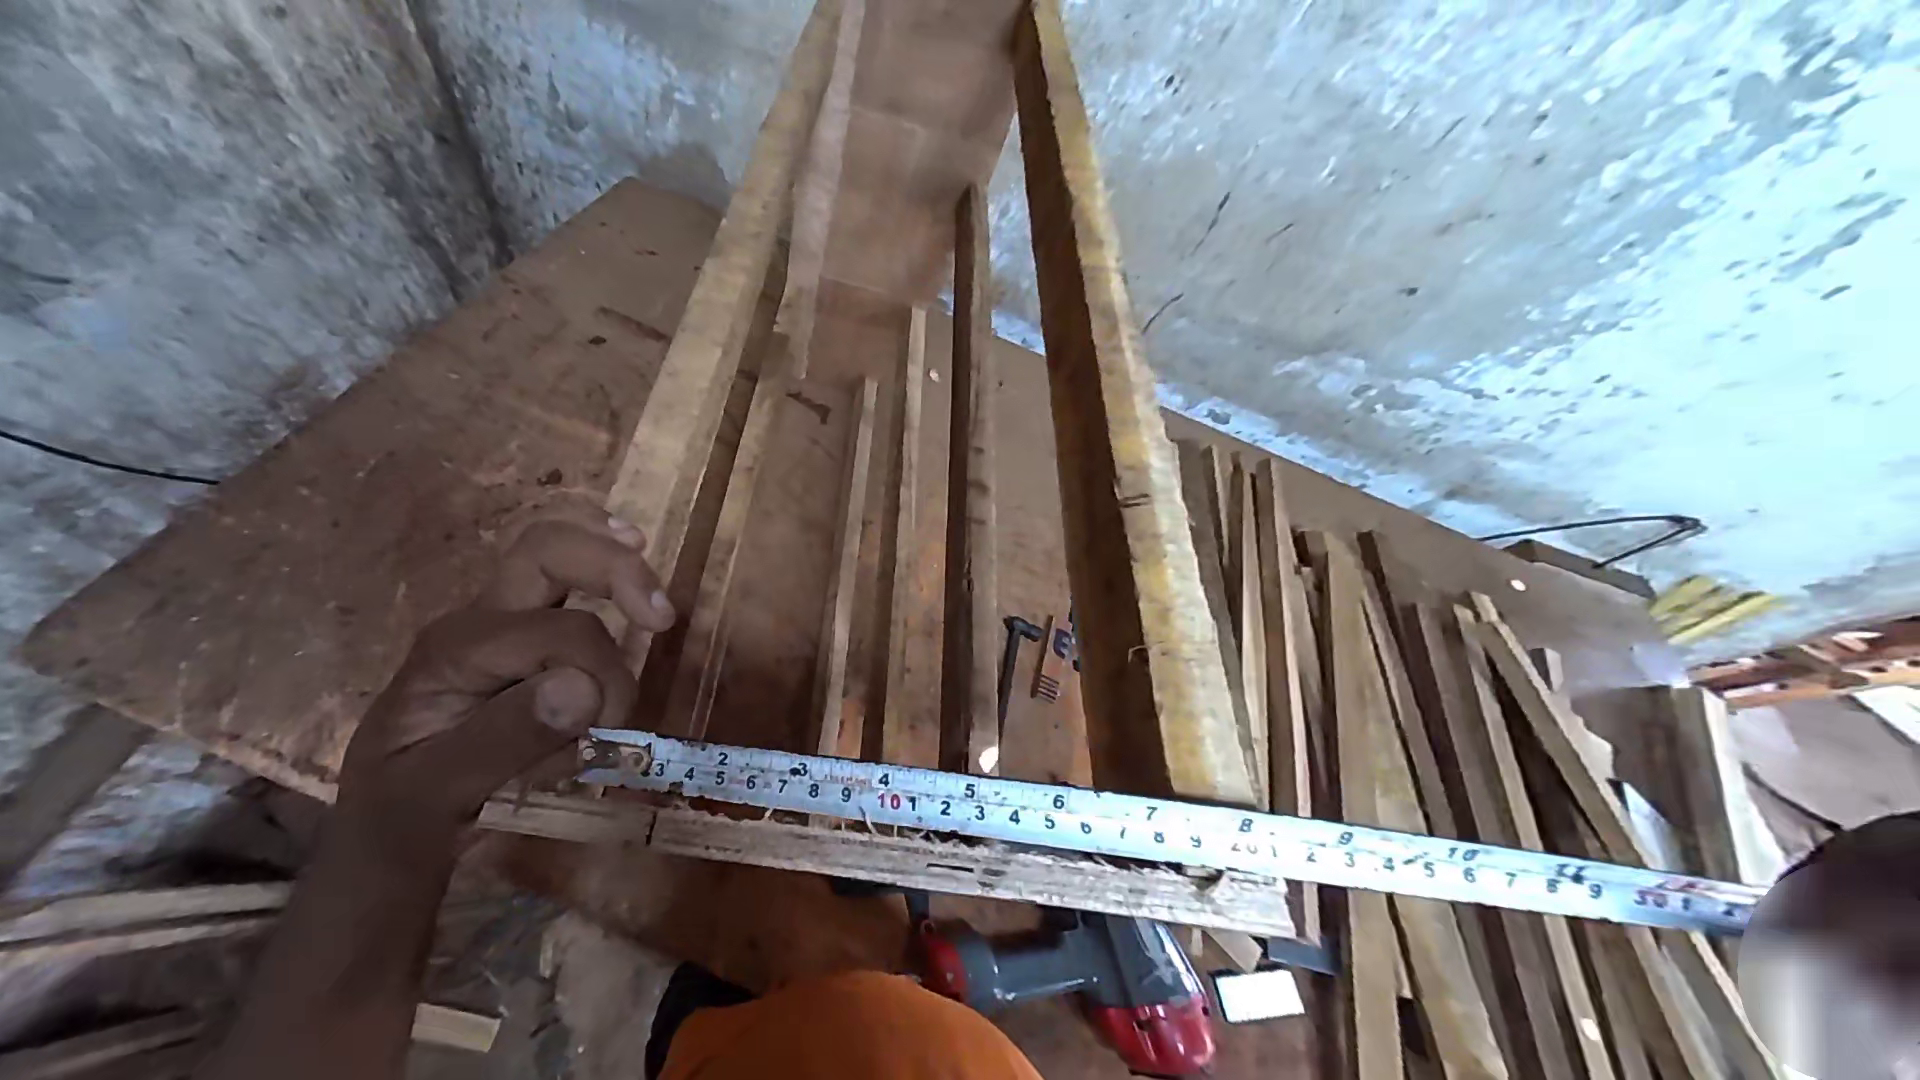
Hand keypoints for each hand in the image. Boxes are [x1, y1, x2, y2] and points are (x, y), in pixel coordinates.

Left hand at [332, 511, 677, 853]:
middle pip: (549, 548)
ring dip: (614, 563)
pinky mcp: (526, 629)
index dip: (604, 669)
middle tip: (661, 618)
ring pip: (558, 544)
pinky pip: (564, 566)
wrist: (381, 829)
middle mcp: (480, 619)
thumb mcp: (435, 796)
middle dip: (617, 569)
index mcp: (456, 651)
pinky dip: (602, 554)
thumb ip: (505, 740)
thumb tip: (584, 688)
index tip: (613, 725)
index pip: (563, 632)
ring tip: (651, 604)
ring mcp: (504, 618)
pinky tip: (628, 554)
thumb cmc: (405, 814)